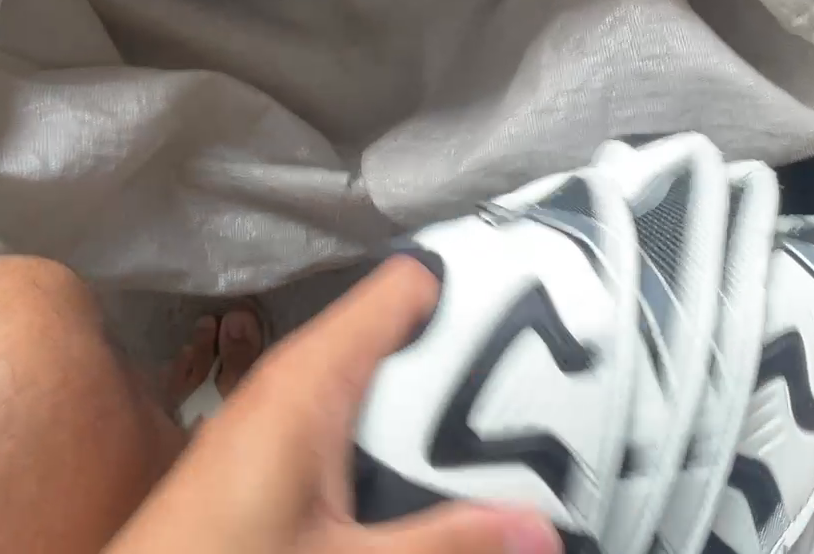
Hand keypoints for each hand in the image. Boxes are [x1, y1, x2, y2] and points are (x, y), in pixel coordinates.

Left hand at [108, 257, 562, 553]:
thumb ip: (444, 541)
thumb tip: (538, 529)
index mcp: (315, 374)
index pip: (405, 285)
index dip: (463, 288)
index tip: (522, 310)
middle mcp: (299, 370)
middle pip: (400, 323)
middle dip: (458, 346)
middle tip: (526, 372)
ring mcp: (283, 398)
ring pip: (377, 362)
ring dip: (427, 385)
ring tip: (488, 414)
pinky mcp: (275, 432)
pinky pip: (353, 395)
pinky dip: (393, 412)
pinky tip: (420, 456)